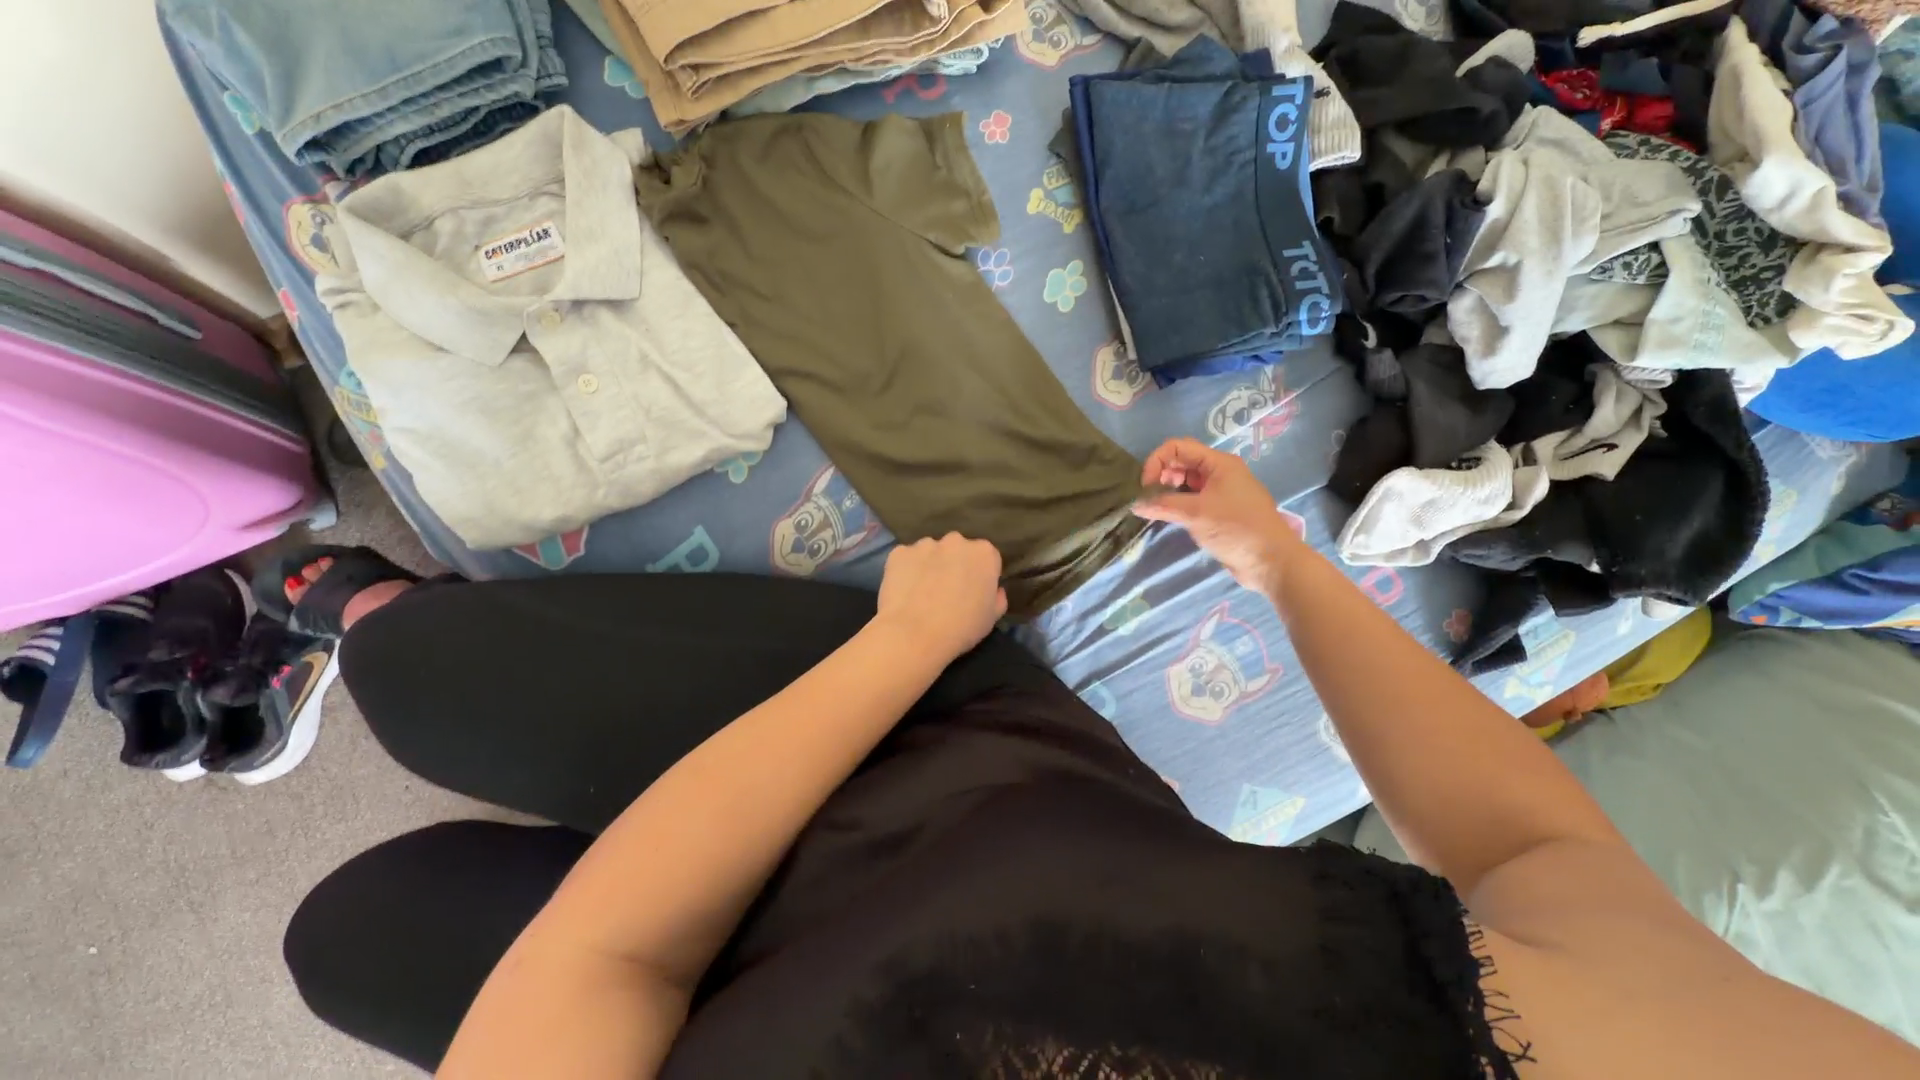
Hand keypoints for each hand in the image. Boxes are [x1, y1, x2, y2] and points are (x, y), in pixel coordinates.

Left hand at [873, 533, 1007, 661]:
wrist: (915, 634)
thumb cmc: (961, 628)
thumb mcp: (992, 618)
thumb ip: (997, 597)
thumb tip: (995, 590)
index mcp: (984, 553)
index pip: (987, 558)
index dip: (981, 576)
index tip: (974, 592)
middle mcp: (956, 541)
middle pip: (958, 550)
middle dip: (955, 564)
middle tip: (948, 591)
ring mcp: (925, 544)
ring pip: (930, 552)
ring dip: (930, 565)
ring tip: (922, 592)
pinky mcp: (899, 552)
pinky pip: (906, 559)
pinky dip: (906, 570)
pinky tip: (904, 592)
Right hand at [1133, 438, 1302, 592]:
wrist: (1271, 561)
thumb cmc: (1236, 529)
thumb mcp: (1197, 514)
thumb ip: (1164, 505)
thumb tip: (1135, 504)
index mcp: (1219, 463)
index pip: (1178, 447)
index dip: (1157, 461)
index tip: (1146, 487)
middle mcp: (1220, 472)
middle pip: (1182, 463)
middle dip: (1161, 476)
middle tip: (1150, 499)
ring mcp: (1221, 492)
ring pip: (1186, 482)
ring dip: (1169, 492)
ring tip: (1156, 510)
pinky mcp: (1220, 511)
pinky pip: (1193, 500)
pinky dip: (1178, 505)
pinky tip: (1169, 518)